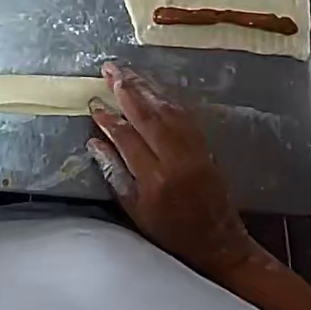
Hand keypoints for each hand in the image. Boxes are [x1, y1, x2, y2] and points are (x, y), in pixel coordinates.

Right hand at [87, 61, 268, 277]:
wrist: (217, 240)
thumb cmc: (170, 231)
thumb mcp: (135, 210)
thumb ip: (114, 173)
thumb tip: (94, 142)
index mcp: (154, 178)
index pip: (126, 137)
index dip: (108, 118)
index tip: (93, 103)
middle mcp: (174, 157)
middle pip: (147, 114)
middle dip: (126, 89)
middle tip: (109, 69)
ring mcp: (193, 147)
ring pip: (166, 108)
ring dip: (145, 86)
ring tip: (126, 71)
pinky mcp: (204, 143)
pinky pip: (183, 112)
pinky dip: (166, 96)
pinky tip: (153, 87)